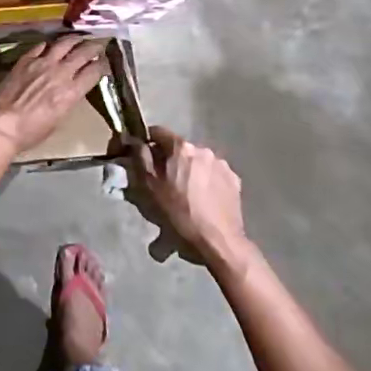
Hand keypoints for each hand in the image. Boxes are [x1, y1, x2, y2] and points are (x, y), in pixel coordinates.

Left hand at [0, 35, 105, 150]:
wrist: (4, 122)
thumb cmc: (34, 130)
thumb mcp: (60, 117)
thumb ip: (69, 98)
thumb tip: (72, 89)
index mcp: (72, 91)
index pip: (94, 71)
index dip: (103, 64)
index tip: (106, 61)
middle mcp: (60, 72)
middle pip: (82, 53)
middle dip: (94, 46)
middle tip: (99, 42)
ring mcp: (41, 63)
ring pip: (62, 44)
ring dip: (73, 39)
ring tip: (79, 38)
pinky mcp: (25, 60)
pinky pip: (40, 46)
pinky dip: (49, 44)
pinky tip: (51, 45)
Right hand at [138, 127, 251, 264]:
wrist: (219, 239)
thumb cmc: (179, 209)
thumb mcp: (150, 183)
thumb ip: (140, 156)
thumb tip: (135, 140)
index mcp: (181, 147)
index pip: (158, 132)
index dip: (147, 141)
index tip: (143, 154)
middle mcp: (203, 150)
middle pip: (180, 146)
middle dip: (171, 157)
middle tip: (165, 176)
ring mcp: (222, 164)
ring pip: (197, 159)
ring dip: (190, 167)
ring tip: (187, 187)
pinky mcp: (235, 180)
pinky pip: (213, 171)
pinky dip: (206, 177)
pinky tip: (203, 195)